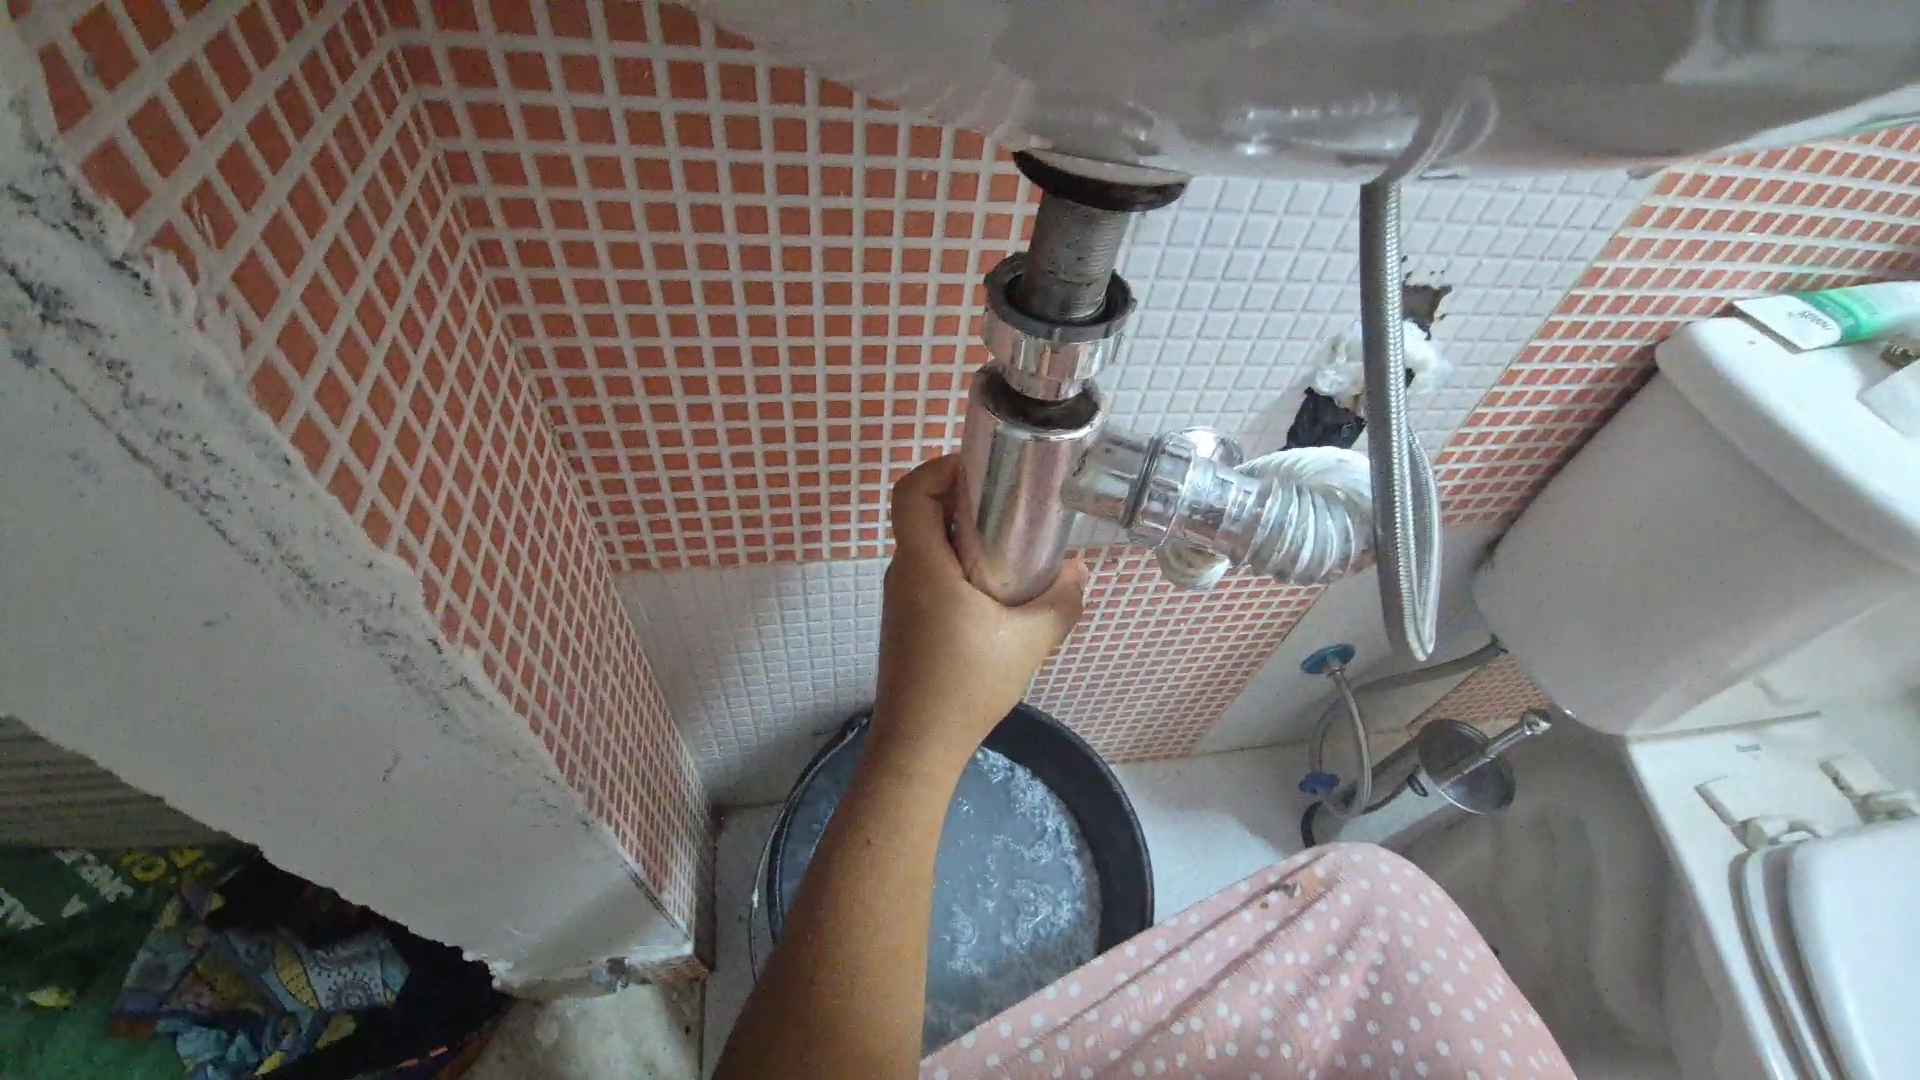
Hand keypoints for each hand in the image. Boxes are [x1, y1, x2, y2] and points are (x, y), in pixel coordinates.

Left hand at [872, 456, 1087, 767]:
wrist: (919, 744)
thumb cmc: (968, 687)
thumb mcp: (1029, 641)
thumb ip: (1061, 601)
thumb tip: (1078, 570)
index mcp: (923, 566)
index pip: (911, 491)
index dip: (941, 466)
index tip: (982, 468)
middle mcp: (903, 574)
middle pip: (921, 513)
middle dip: (964, 498)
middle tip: (1011, 504)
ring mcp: (900, 599)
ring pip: (927, 545)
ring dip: (963, 535)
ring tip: (1011, 546)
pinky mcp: (905, 620)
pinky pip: (928, 572)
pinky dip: (957, 564)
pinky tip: (994, 591)